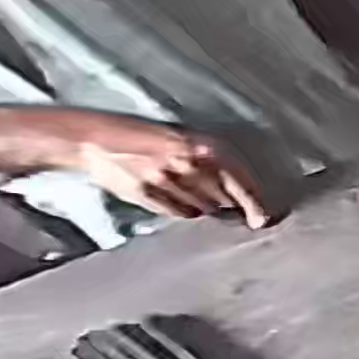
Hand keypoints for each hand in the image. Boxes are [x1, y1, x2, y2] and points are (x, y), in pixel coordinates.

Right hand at [46, 110, 270, 227]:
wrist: (95, 136)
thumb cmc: (156, 141)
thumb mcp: (196, 143)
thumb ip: (224, 168)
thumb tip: (254, 206)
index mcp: (211, 149)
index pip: (245, 186)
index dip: (258, 207)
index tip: (263, 222)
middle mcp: (193, 164)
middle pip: (227, 201)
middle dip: (228, 204)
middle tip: (212, 194)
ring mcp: (167, 179)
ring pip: (204, 210)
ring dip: (202, 205)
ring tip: (183, 188)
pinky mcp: (146, 192)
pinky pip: (179, 213)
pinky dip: (180, 209)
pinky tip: (167, 193)